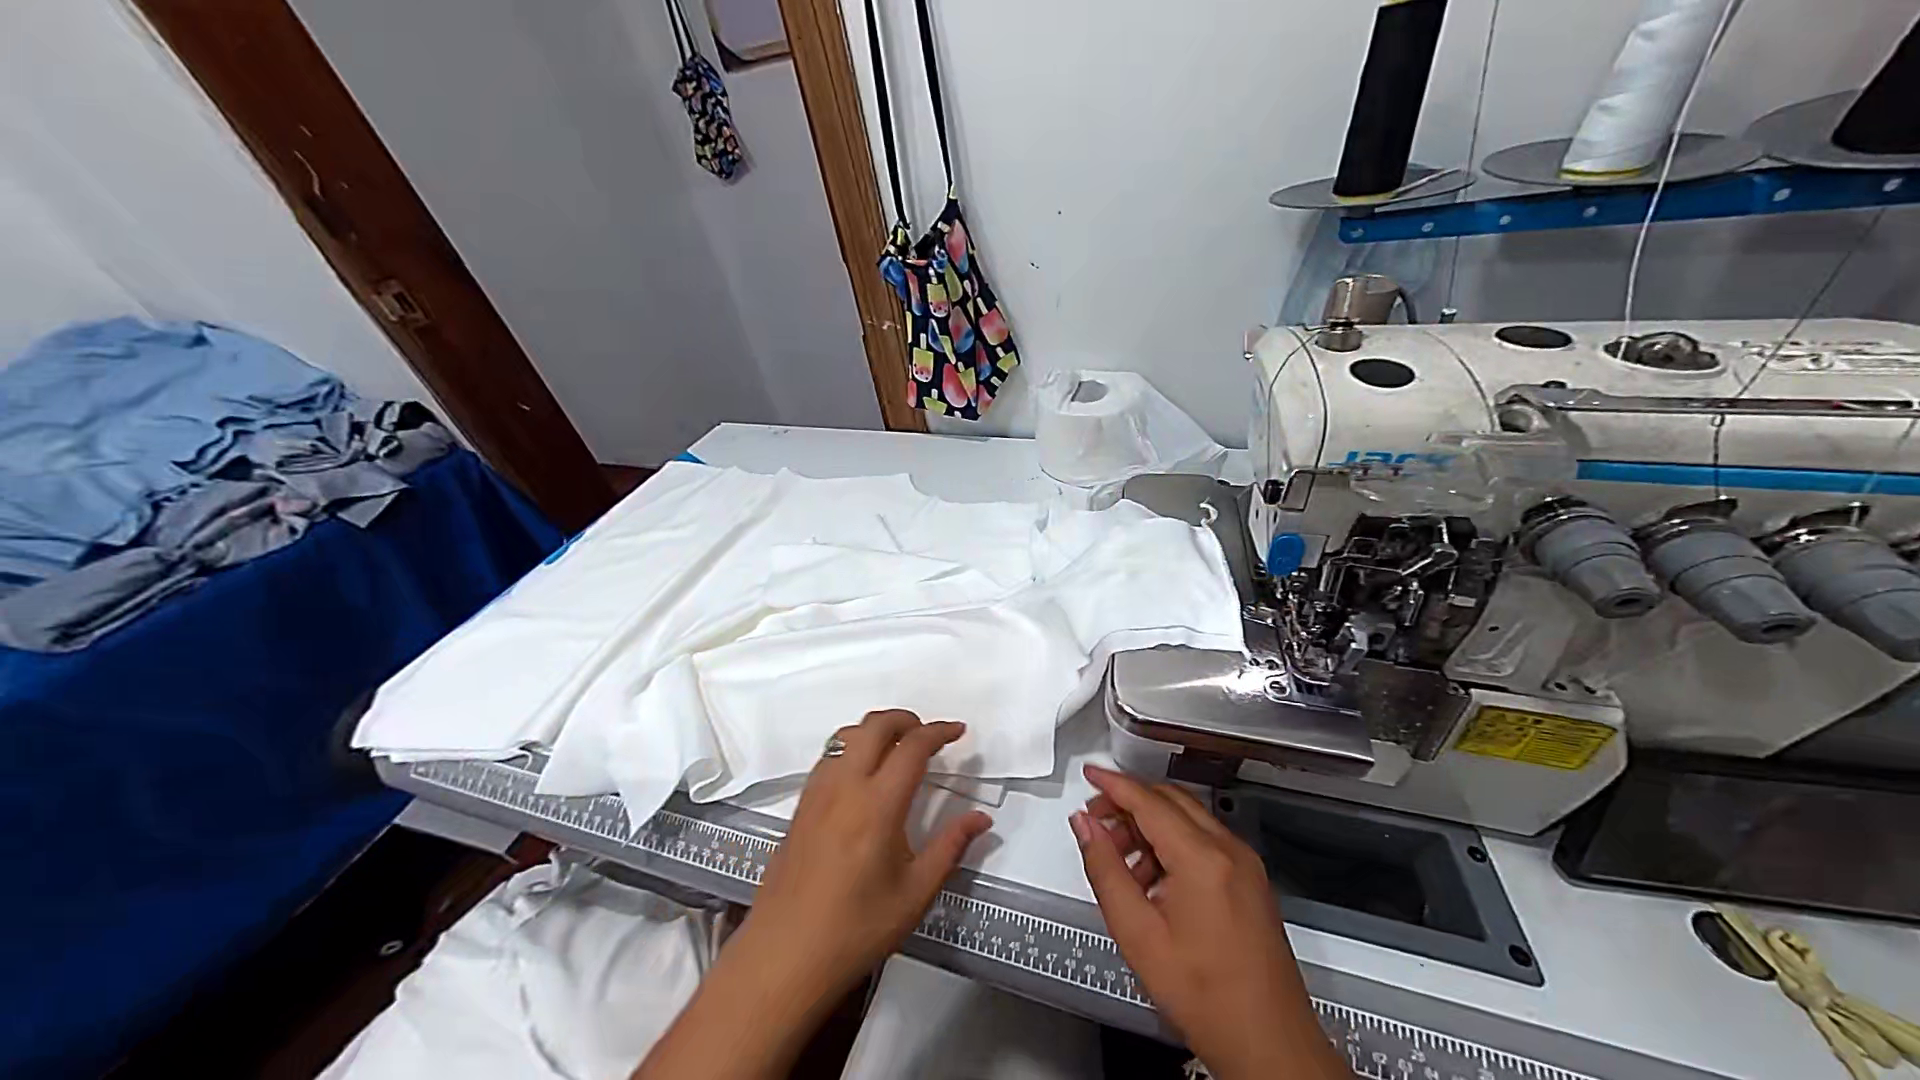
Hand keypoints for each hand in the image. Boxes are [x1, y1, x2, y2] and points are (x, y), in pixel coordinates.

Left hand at [740, 709, 992, 994]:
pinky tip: (863, 773)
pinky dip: (851, 746)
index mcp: (877, 805)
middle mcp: (844, 787)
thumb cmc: (856, 929)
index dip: (939, 731)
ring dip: (876, 729)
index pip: (912, 747)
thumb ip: (950, 847)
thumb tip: (980, 819)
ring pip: (846, 735)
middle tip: (928, 734)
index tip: (957, 731)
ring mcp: (816, 793)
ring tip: (897, 748)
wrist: (785, 956)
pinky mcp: (800, 806)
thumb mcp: (915, 894)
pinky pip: (828, 756)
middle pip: (875, 726)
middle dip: (906, 719)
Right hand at [1071, 764, 1349, 1079]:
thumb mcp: (1137, 933)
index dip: (1113, 784)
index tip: (1090, 773)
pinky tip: (1151, 878)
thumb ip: (1105, 869)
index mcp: (1203, 859)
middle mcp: (1230, 851)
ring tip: (1120, 860)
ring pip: (1187, 818)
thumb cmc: (1209, 999)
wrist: (1269, 1046)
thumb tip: (1085, 826)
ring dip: (1150, 825)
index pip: (1148, 801)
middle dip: (1129, 803)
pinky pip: (1204, 841)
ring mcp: (1245, 864)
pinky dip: (1172, 843)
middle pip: (1170, 800)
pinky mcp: (1250, 880)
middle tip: (1096, 820)